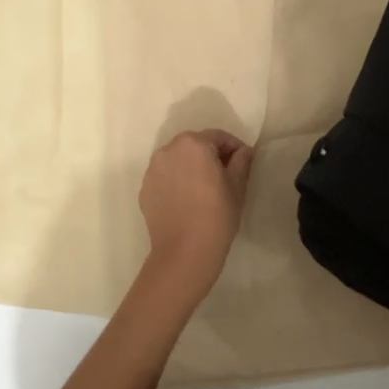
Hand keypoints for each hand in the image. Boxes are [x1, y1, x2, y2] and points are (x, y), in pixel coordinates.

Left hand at [139, 129, 253, 299]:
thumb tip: (244, 151)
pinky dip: (176, 182)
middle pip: (194, 145)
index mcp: (193, 144)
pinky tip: (187, 201)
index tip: (243, 162)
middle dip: (210, 155)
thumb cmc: (217, 214)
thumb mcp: (236, 186)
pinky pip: (165, 178)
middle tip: (225, 175)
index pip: (218, 137)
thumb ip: (241, 161)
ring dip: (191, 167)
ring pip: (177, 161)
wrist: (184, 252)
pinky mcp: (144, 190)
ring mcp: (152, 170)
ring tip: (204, 189)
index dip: (234, 147)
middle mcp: (168, 150)